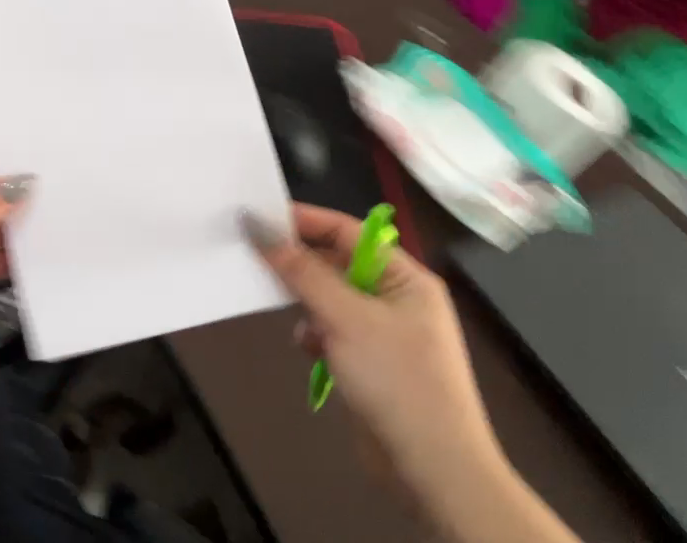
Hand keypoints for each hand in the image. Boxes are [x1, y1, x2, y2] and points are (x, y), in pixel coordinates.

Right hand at [248, 204, 503, 492]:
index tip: (256, 217)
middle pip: (336, 264)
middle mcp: (397, 299)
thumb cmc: (397, 380)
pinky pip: (332, 331)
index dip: (303, 221)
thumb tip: (259, 226)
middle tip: (253, 257)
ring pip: (330, 298)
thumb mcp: (346, 318)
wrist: (433, 468)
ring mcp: (385, 333)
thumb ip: (302, 271)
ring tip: (284, 311)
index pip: (347, 232)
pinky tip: (307, 349)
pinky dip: (315, 334)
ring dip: (306, 304)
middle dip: (299, 265)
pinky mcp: (370, 363)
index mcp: (405, 279)